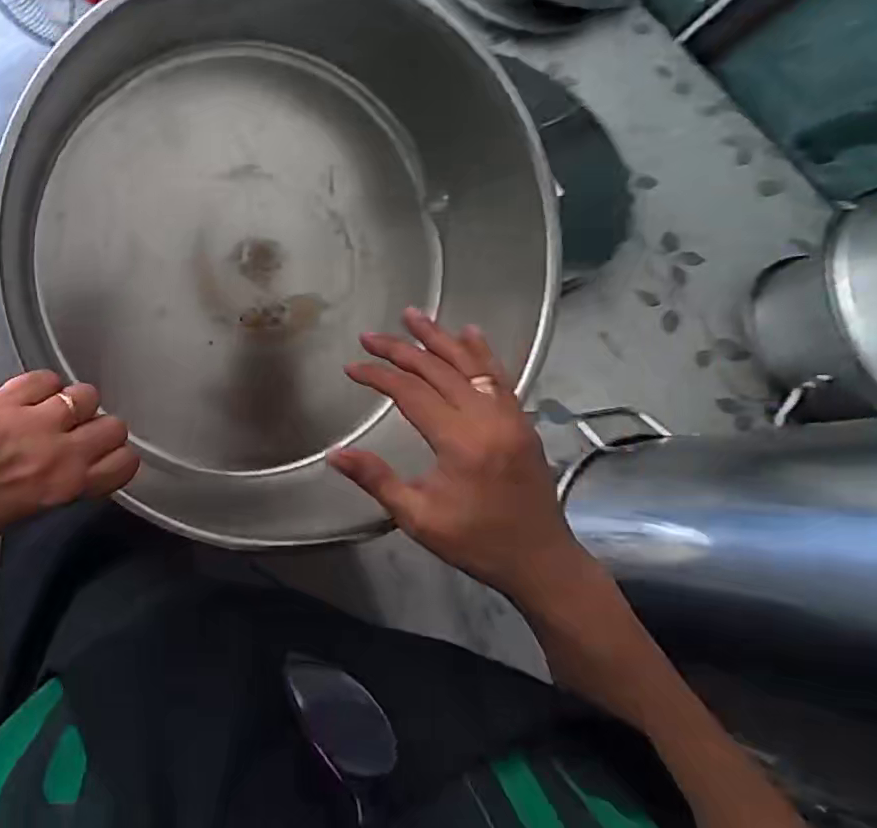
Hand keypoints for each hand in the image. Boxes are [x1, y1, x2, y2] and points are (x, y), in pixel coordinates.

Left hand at [0, 370, 138, 548]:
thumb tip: (95, 453)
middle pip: (113, 425)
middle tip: (78, 430)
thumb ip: (76, 479)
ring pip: (85, 394)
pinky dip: (44, 385)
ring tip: (54, 410)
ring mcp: (34, 422)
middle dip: (99, 426)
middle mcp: (61, 452)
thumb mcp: (46, 505)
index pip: (124, 461)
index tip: (105, 452)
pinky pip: (46, 377)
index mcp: (71, 484)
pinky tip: (32, 397)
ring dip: (75, 402)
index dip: (117, 454)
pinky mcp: (8, 399)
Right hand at [327, 307, 588, 600]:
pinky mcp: (521, 421)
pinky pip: (499, 376)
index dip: (378, 376)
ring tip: (413, 315)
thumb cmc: (477, 542)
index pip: (411, 393)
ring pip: (470, 364)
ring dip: (439, 337)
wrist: (542, 562)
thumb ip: (376, 480)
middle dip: (400, 349)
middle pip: (438, 370)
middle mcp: (487, 419)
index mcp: (461, 441)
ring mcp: (510, 416)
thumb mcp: (419, 518)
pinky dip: (480, 352)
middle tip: (369, 336)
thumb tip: (334, 454)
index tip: (352, 369)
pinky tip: (469, 333)